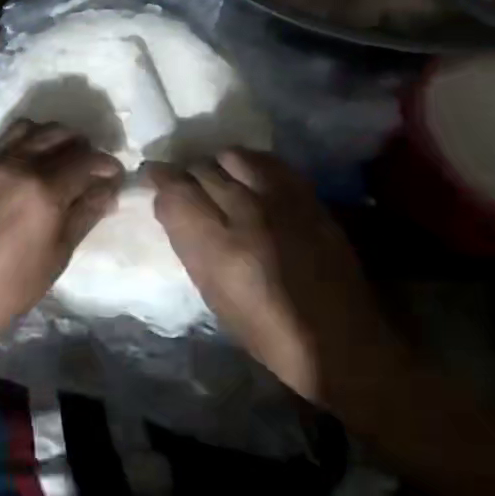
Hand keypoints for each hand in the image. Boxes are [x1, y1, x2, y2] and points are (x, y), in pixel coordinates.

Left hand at [0, 122, 122, 356]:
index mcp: (44, 189)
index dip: (107, 165)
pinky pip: (9, 137)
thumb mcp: (60, 252)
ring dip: (56, 136)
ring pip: (34, 128)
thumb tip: (109, 190)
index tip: (117, 175)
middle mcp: (20, 165)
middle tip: (93, 167)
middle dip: (84, 146)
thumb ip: (86, 213)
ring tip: (65, 157)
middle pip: (62, 135)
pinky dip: (29, 138)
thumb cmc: (15, 284)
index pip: (87, 160)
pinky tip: (35, 159)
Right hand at [147, 149, 395, 402]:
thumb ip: (189, 244)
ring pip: (231, 155)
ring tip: (218, 177)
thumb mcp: (214, 295)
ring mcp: (279, 199)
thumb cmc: (269, 333)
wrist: (341, 340)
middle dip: (186, 173)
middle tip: (184, 182)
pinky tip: (248, 175)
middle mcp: (246, 214)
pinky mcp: (306, 194)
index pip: (175, 191)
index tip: (153, 176)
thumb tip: (170, 205)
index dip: (159, 178)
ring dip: (217, 165)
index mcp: (218, 249)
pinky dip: (249, 163)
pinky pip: (266, 160)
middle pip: (200, 169)